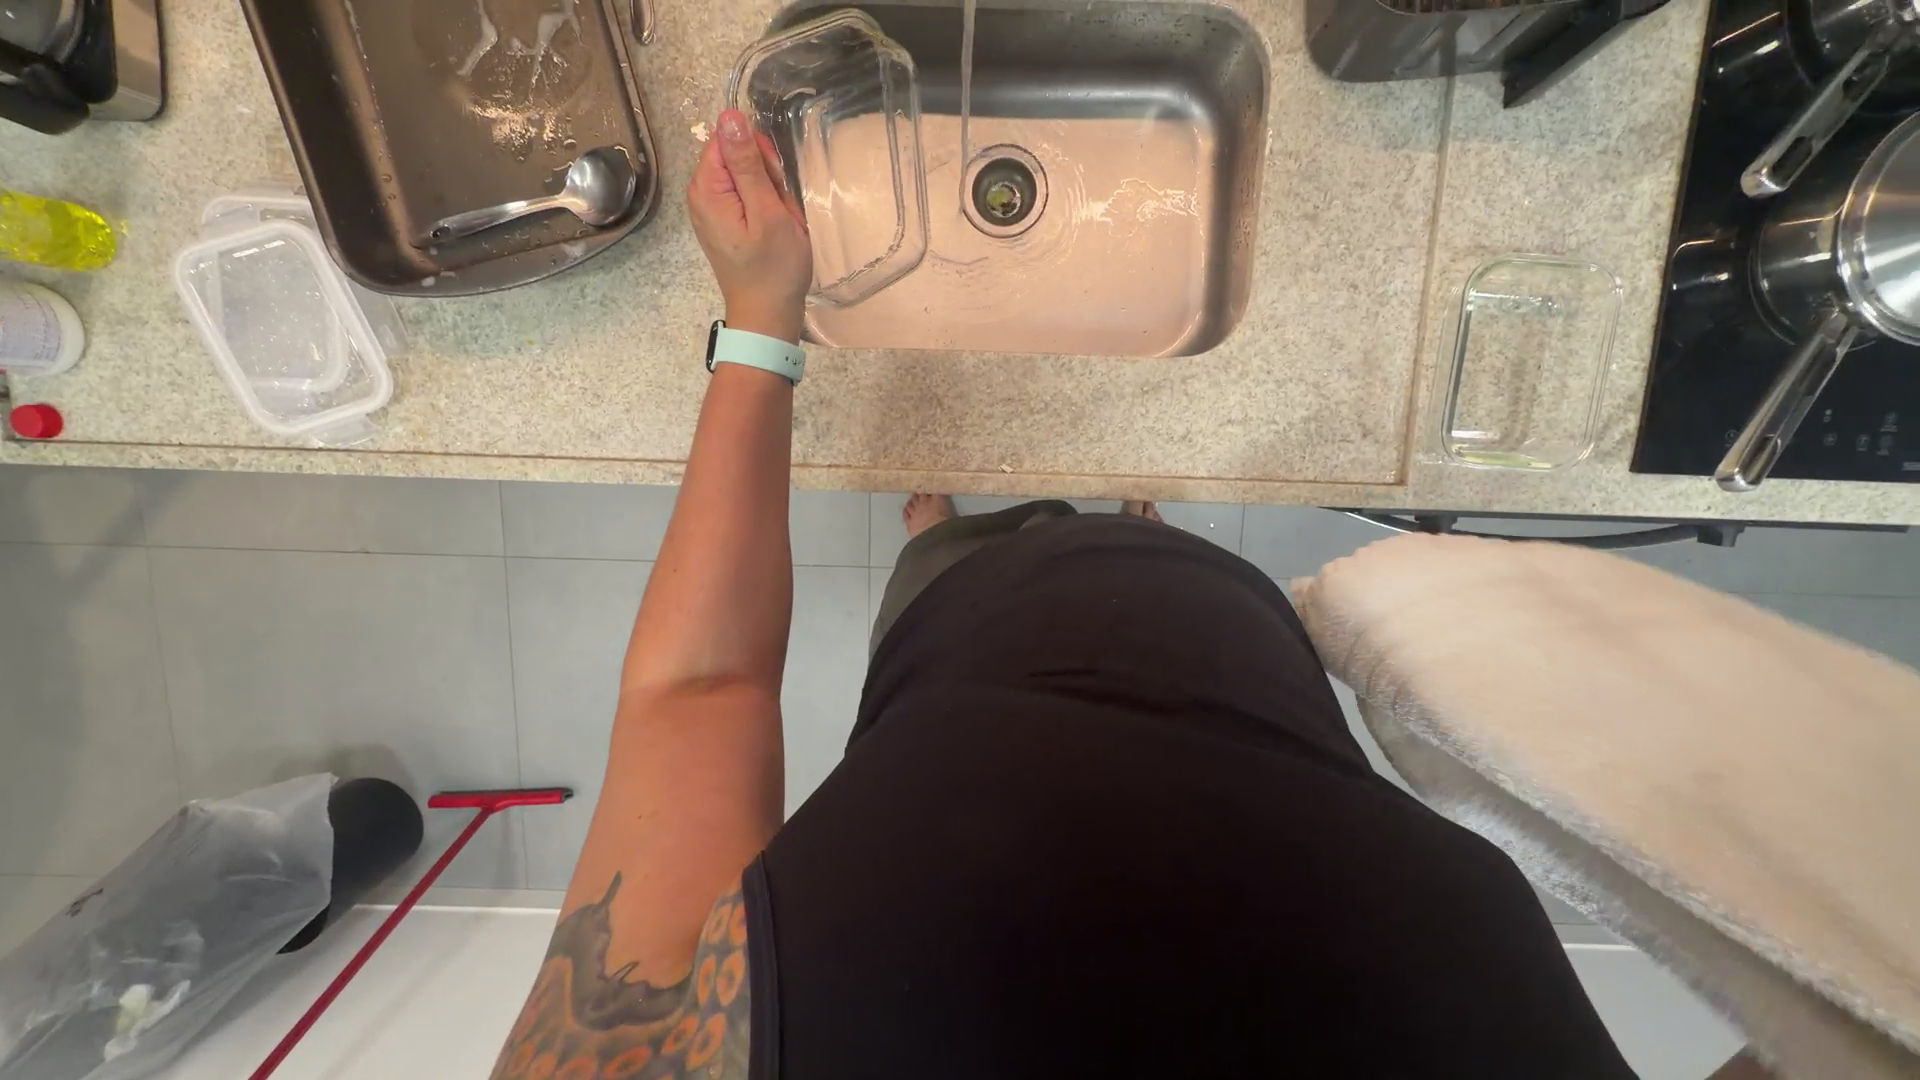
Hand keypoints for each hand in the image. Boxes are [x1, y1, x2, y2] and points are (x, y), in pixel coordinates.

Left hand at [686, 109, 812, 344]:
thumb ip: (748, 164)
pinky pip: (749, 201)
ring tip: (778, 226)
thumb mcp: (767, 212)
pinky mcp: (724, 225)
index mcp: (707, 188)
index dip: (757, 154)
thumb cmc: (773, 270)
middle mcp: (701, 195)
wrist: (767, 317)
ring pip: (748, 180)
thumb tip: (730, 117)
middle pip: (737, 158)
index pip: (728, 138)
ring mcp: (712, 211)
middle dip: (766, 178)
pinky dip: (767, 212)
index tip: (774, 183)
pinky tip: (774, 232)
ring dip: (771, 197)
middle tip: (779, 211)